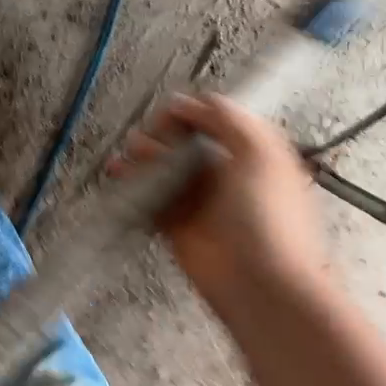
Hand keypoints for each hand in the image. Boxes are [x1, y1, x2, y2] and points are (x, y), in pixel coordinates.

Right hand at [107, 93, 324, 305]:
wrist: (259, 282)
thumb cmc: (268, 217)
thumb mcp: (260, 153)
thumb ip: (227, 118)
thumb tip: (189, 103)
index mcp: (252, 154)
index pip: (217, 120)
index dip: (193, 111)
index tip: (173, 112)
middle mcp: (226, 173)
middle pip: (185, 140)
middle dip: (163, 132)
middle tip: (151, 133)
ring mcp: (200, 199)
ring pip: (163, 166)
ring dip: (144, 154)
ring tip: (132, 152)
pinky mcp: (176, 223)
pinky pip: (149, 196)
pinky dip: (131, 183)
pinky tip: (117, 172)